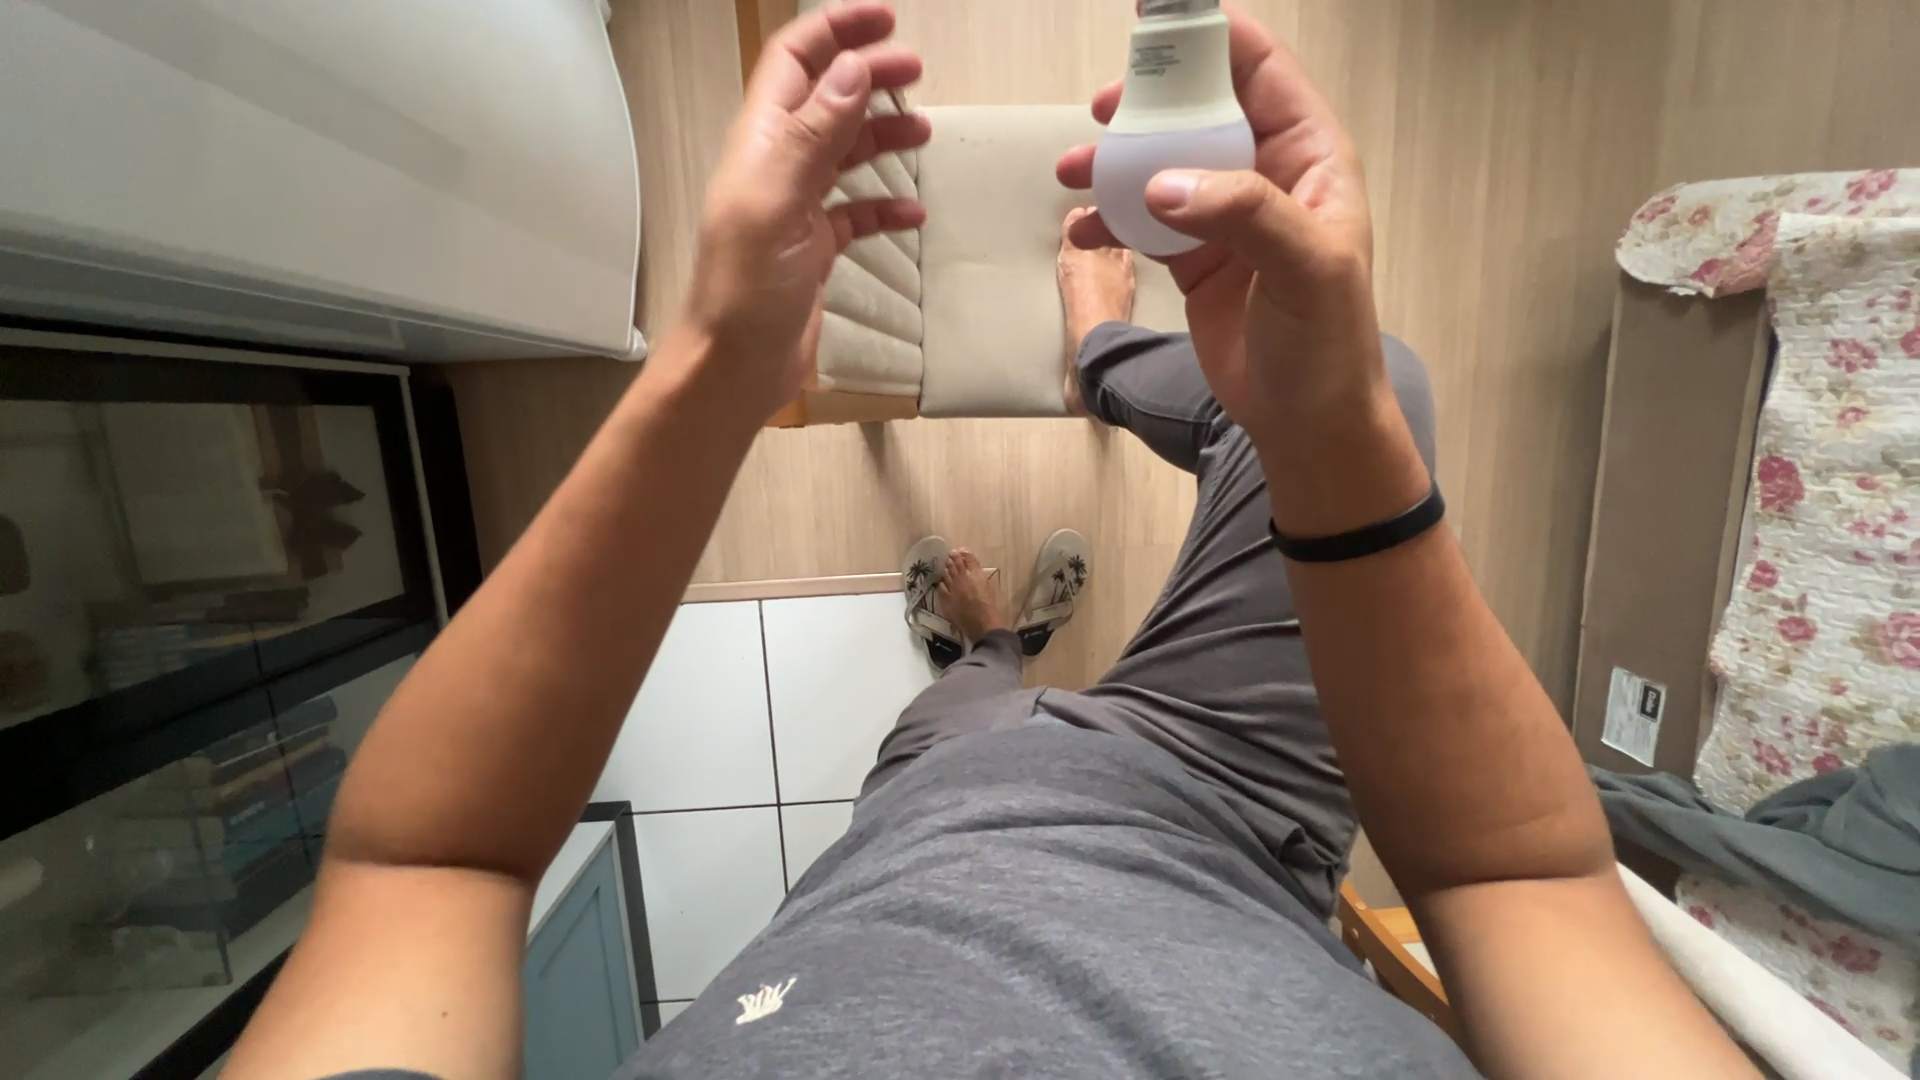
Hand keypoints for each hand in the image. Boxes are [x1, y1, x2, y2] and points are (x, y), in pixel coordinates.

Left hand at [681, 3, 929, 421]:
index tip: (887, 18)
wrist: (736, 363)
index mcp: (760, 143)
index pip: (796, 61)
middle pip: (825, 101)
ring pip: (842, 156)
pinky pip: (854, 216)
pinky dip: (884, 208)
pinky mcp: (814, 251)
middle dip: (867, 76)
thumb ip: (811, 135)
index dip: (836, 30)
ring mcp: (796, 210)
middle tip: (915, 70)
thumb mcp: (775, 202)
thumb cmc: (746, 289)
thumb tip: (850, 69)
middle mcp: (777, 167)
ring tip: (922, 132)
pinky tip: (913, 215)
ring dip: (880, 137)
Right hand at [1055, 4, 1381, 446]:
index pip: (1260, 73)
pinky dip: (1109, 225)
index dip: (1213, 36)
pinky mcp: (1194, 263)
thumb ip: (1243, 214)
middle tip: (1104, 107)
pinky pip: (1143, 227)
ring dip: (1116, 169)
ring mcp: (1224, 223)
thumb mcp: (1304, 267)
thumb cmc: (1325, 342)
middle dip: (1149, 105)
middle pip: (1199, 116)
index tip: (1156, 13)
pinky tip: (1081, 233)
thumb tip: (1162, 185)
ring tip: (1071, 172)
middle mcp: (1264, 180)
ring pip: (1161, 171)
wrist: (1303, 416)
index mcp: (1308, 159)